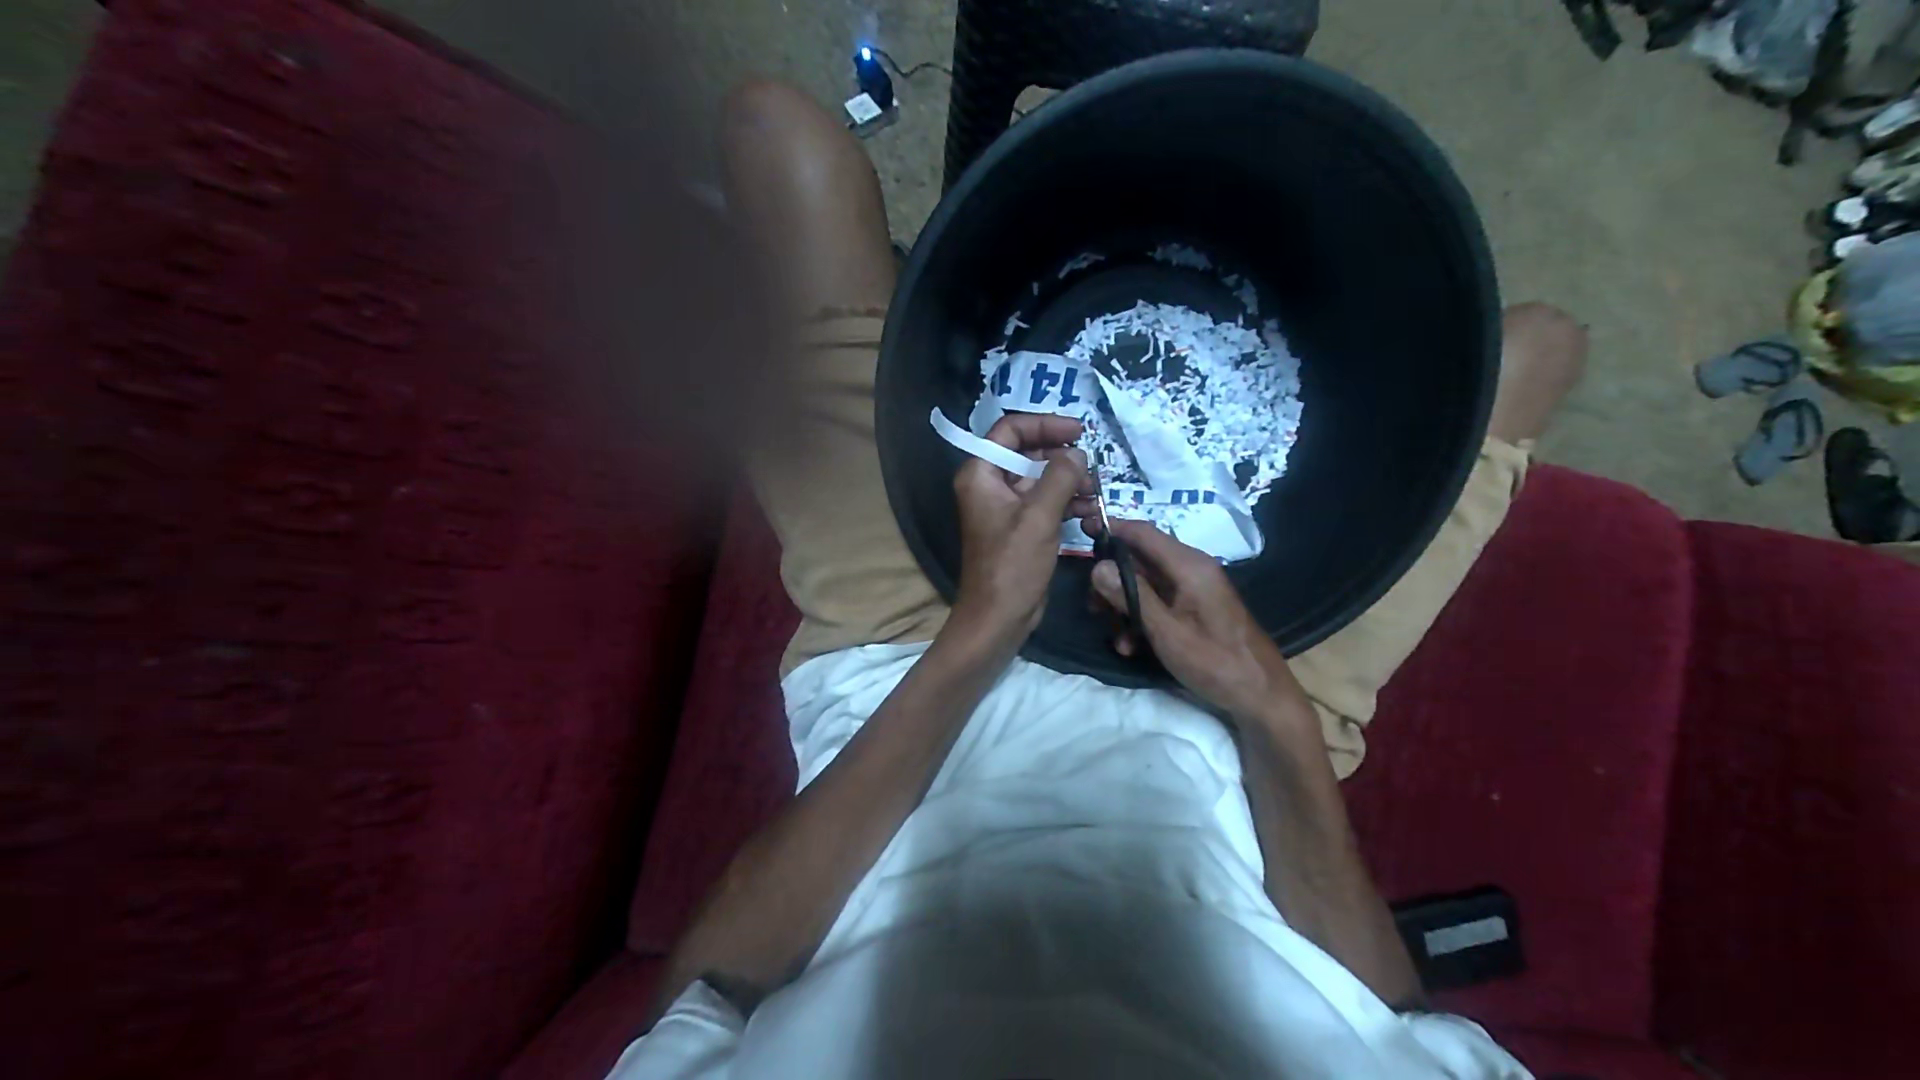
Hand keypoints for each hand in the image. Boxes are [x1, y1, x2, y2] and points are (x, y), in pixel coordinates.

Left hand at [951, 413, 1094, 642]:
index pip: (1011, 430)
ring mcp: (1005, 507)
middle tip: (1092, 468)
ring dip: (1070, 482)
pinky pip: (1045, 503)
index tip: (1079, 431)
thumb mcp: (1039, 516)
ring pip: (1041, 479)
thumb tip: (1077, 453)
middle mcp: (989, 485)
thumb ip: (1060, 477)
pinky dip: (1067, 503)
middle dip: (1063, 458)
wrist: (998, 617)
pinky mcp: (1020, 528)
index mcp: (981, 474)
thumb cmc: (1012, 565)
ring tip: (1096, 493)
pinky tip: (1091, 511)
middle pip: (1028, 453)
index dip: (1045, 425)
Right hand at [1082, 517, 1309, 725]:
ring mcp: (1194, 589)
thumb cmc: (1215, 662)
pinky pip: (1158, 602)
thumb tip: (1097, 566)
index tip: (1080, 534)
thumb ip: (1131, 596)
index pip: (1142, 532)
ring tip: (1118, 637)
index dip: (1110, 529)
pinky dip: (1141, 619)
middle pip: (1139, 559)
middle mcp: (1191, 569)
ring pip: (1144, 584)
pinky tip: (1133, 647)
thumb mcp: (1166, 632)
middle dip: (1111, 581)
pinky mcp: (1194, 607)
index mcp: (1189, 566)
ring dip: (1124, 606)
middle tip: (1093, 607)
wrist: (1261, 696)